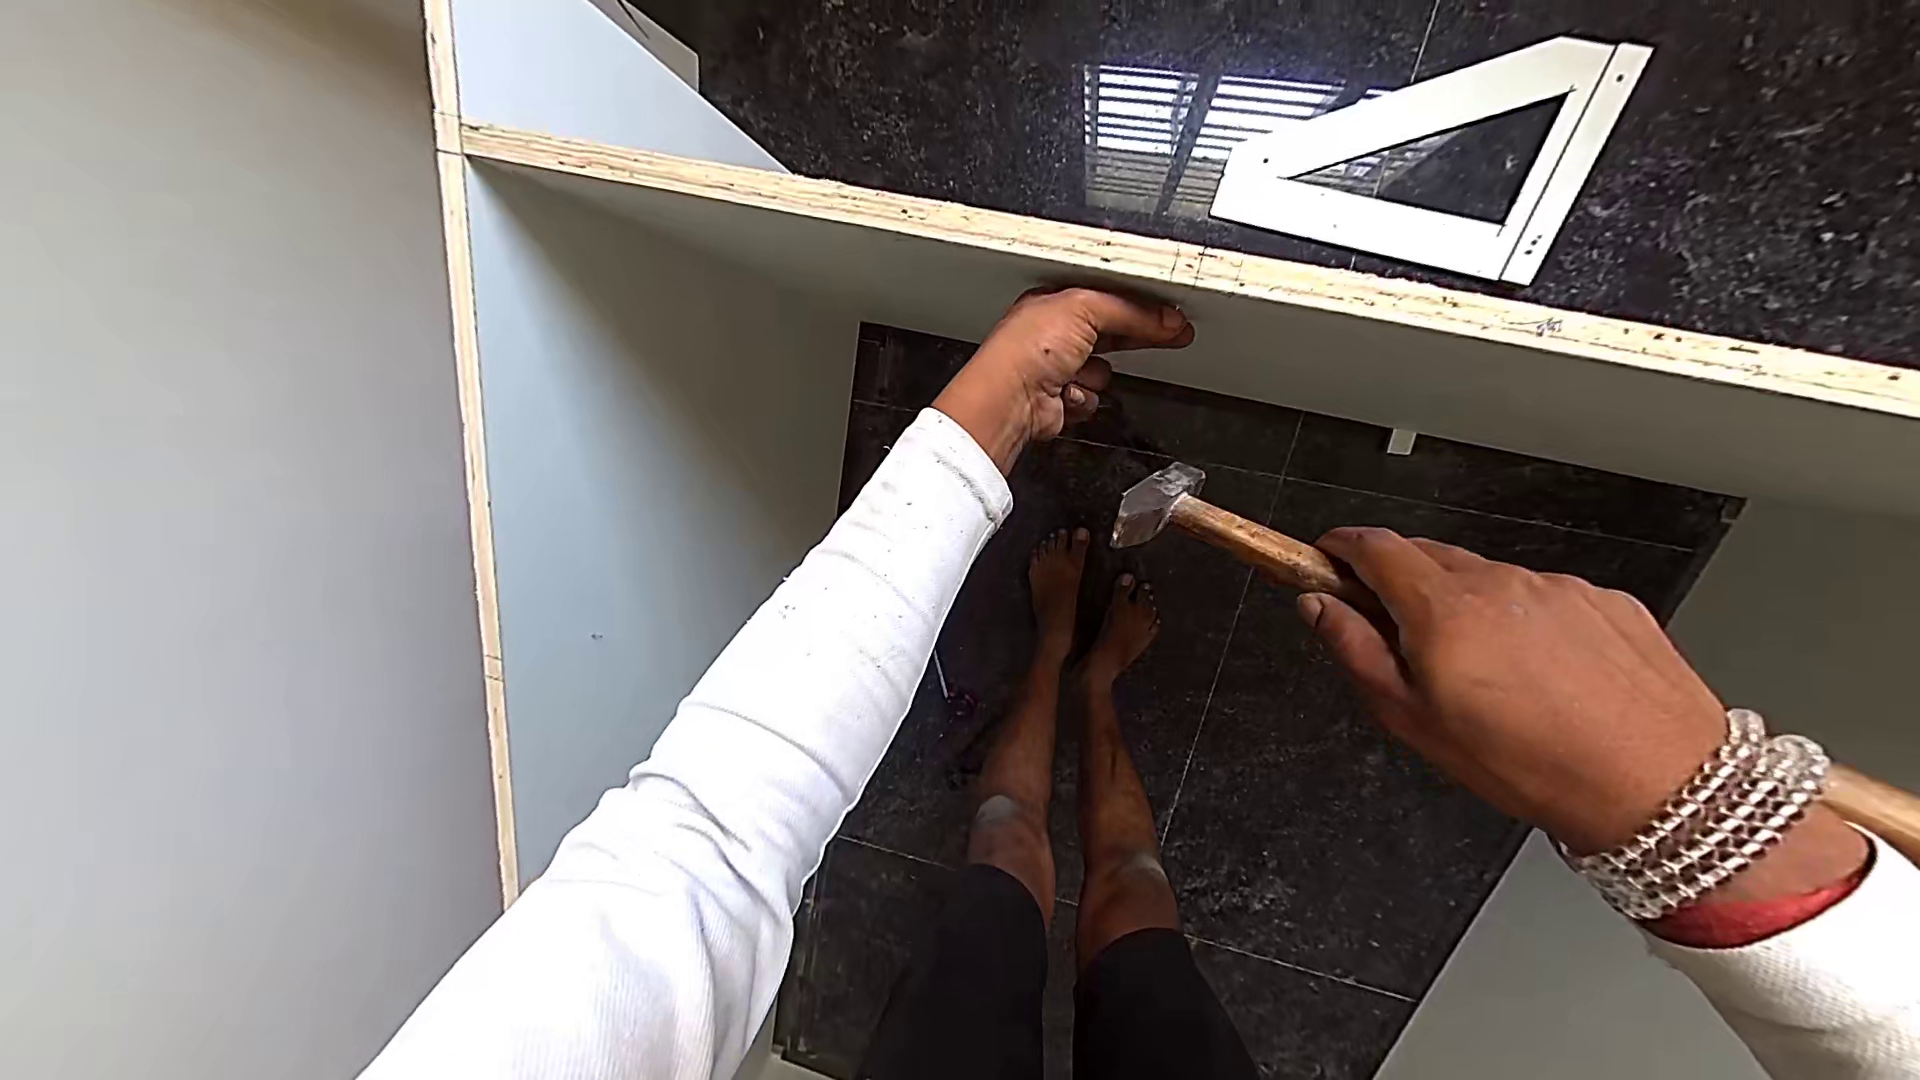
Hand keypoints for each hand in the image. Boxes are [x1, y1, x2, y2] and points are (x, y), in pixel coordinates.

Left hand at [933, 288, 1193, 473]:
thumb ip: (1131, 311)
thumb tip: (1164, 318)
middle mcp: (1053, 336)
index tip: (1170, 311)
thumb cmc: (1025, 350)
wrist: (1009, 399)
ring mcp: (1055, 369)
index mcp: (1054, 303)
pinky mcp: (1059, 399)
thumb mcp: (1085, 308)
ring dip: (1095, 375)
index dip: (1141, 304)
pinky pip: (1091, 397)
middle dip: (1135, 337)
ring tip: (1076, 372)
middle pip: (1111, 333)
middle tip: (1171, 334)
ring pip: (1102, 372)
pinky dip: (1084, 397)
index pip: (1109, 298)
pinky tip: (1067, 393)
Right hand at [1299, 528, 1865, 900]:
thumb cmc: (1524, 761)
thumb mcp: (1407, 714)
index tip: (1327, 556)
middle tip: (1392, 625)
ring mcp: (1558, 587)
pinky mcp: (1606, 601)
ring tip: (1474, 662)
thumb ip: (1351, 646)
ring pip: (1480, 574)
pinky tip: (1533, 665)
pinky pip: (1537, 591)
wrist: (1668, 794)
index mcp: (1442, 607)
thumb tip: (1315, 604)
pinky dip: (1514, 612)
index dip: (1340, 545)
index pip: (1374, 546)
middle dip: (1394, 576)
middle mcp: (1499, 581)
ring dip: (1455, 598)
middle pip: (1423, 553)